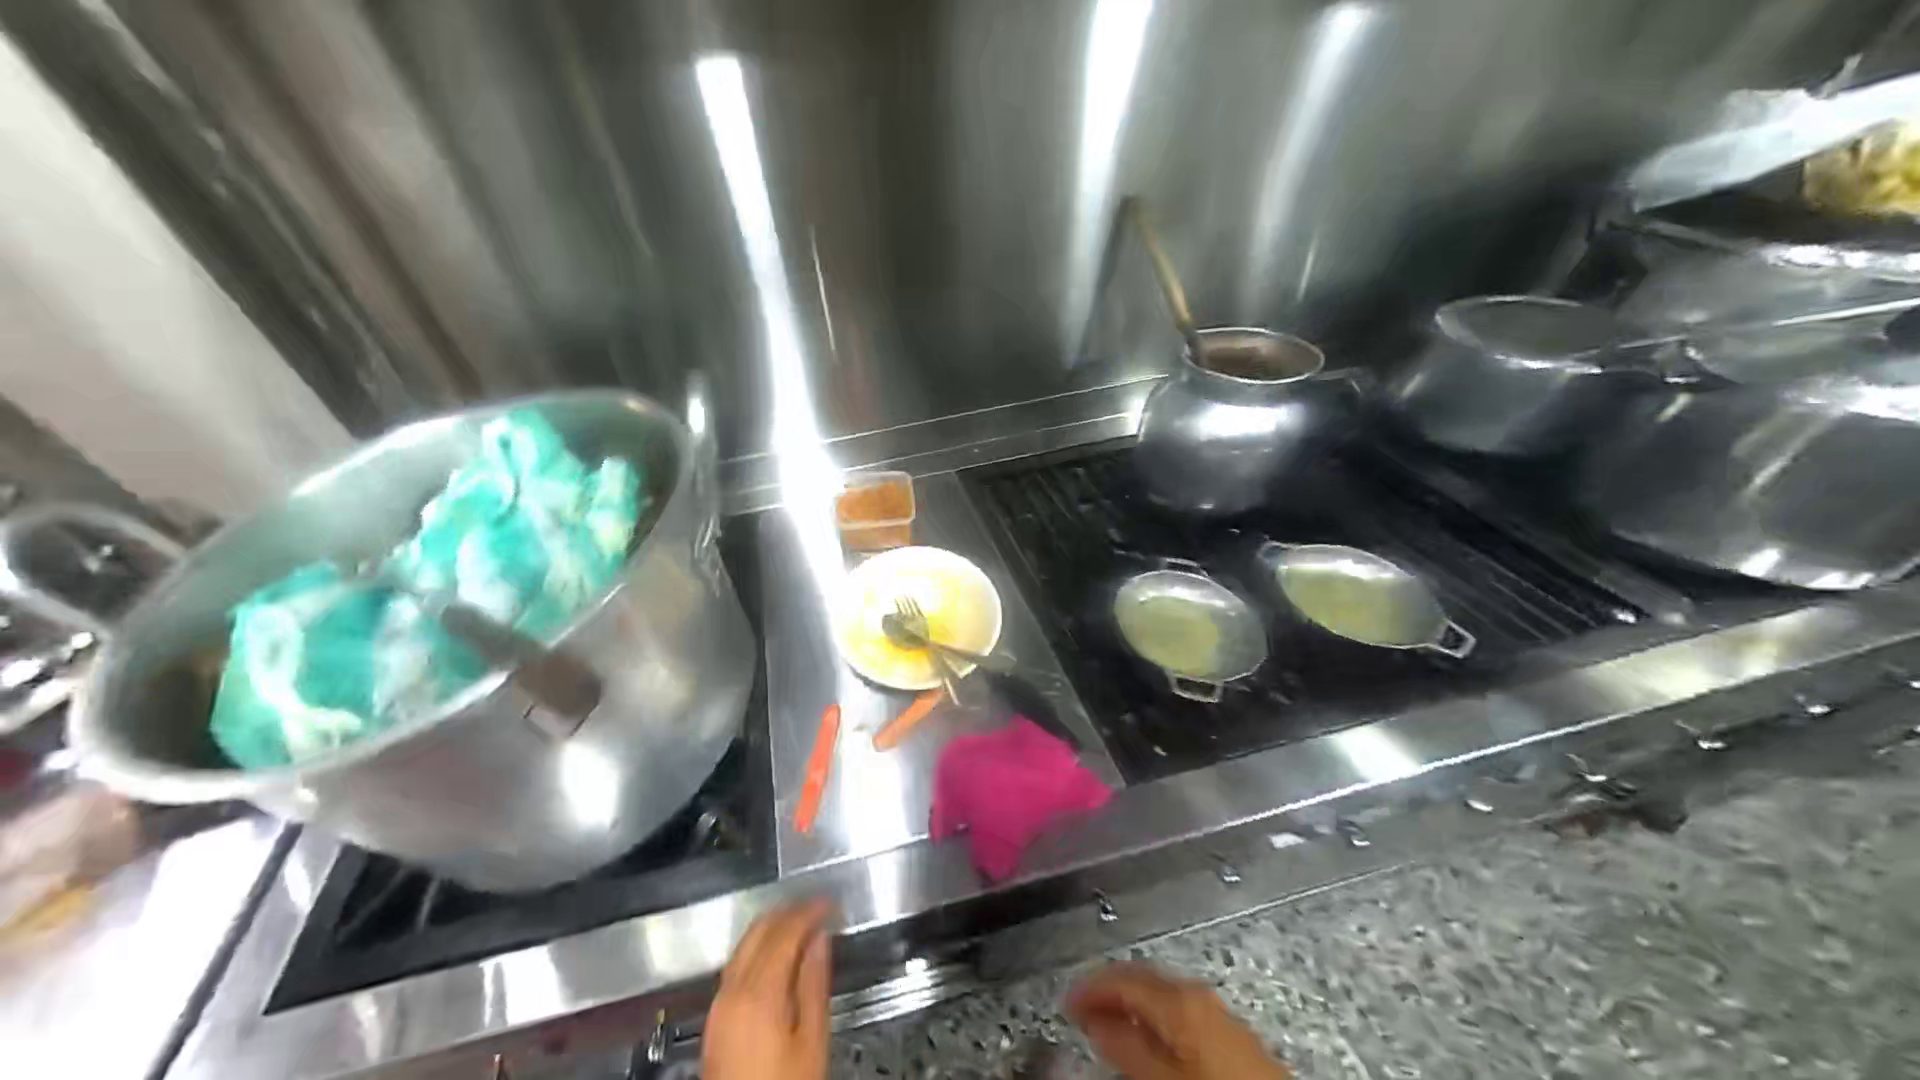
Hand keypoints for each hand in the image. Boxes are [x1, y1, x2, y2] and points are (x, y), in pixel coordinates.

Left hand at [703, 900, 833, 1079]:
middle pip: (758, 931)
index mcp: (758, 992)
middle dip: (789, 912)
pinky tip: (777, 954)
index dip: (809, 911)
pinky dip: (759, 947)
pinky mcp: (716, 1018)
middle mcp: (732, 990)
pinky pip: (737, 964)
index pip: (785, 931)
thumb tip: (820, 939)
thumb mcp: (812, 1040)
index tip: (830, 903)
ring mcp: (719, 1004)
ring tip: (802, 924)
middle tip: (818, 906)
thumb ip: (814, 983)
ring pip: (744, 945)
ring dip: (773, 927)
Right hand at [1066, 962, 1290, 1079]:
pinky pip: (1176, 1005)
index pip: (1121, 978)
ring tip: (1106, 1022)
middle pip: (1141, 977)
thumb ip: (1126, 1046)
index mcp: (1177, 999)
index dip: (1089, 987)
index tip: (1067, 1002)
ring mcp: (1214, 1008)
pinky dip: (1152, 1012)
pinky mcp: (1226, 1028)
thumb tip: (1094, 1020)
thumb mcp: (1162, 1078)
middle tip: (1081, 1009)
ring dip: (1129, 1000)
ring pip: (1159, 990)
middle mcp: (1195, 992)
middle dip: (1108, 988)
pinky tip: (1145, 1033)